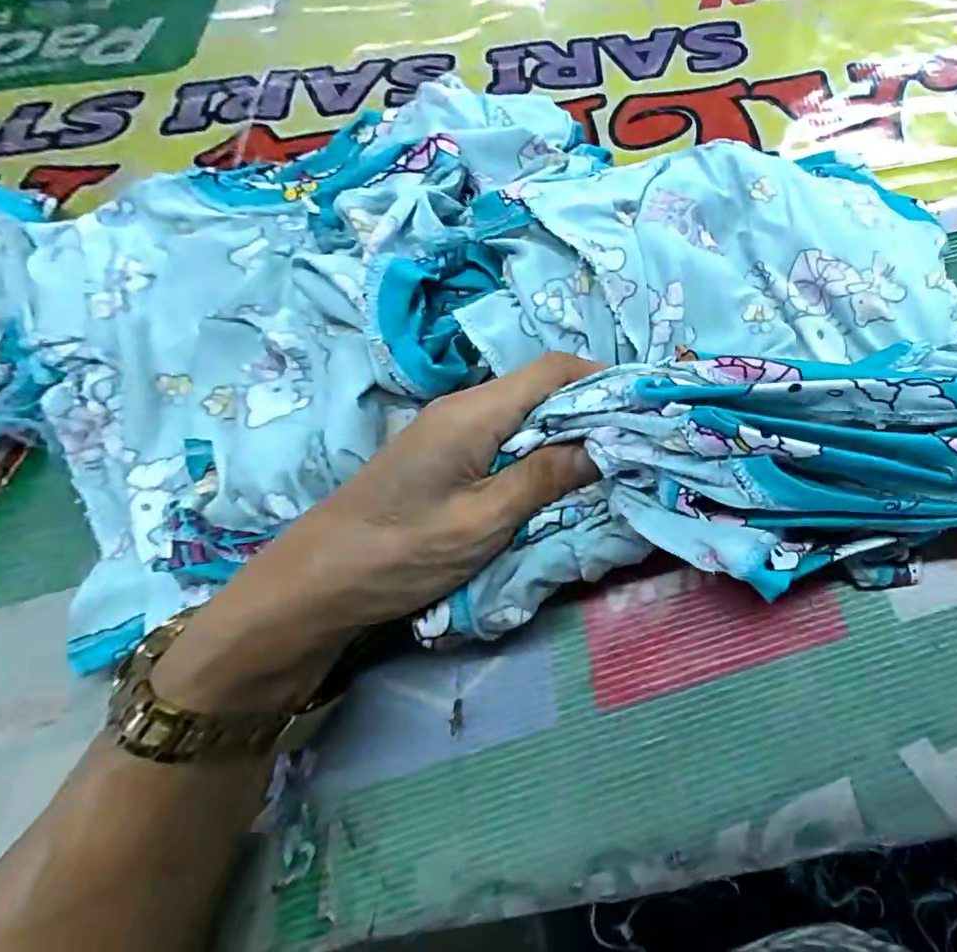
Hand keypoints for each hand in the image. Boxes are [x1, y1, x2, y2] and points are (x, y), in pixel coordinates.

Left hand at [151, 353, 603, 711]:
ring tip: (607, 457)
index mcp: (474, 412)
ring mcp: (450, 430)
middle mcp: (463, 407)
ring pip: (525, 412)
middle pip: (541, 387)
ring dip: (567, 428)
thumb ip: (545, 478)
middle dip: (591, 406)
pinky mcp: (443, 454)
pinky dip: (541, 446)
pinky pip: (505, 435)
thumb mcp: (483, 521)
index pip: (552, 370)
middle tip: (634, 437)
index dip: (603, 377)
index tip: (641, 403)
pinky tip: (558, 474)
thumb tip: (603, 445)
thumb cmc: (400, 552)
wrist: (314, 585)